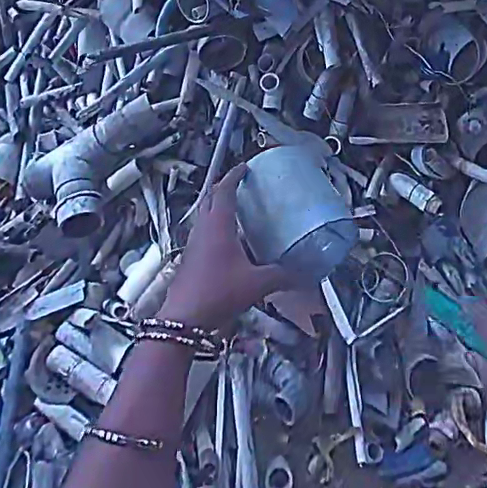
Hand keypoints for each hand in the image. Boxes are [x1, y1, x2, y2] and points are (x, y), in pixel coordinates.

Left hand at [157, 165, 293, 330]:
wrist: (184, 318)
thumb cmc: (218, 293)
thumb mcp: (256, 284)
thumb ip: (281, 276)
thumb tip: (302, 274)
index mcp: (218, 225)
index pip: (224, 190)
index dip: (235, 176)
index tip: (244, 168)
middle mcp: (203, 229)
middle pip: (211, 197)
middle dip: (224, 187)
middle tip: (240, 185)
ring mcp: (193, 242)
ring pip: (205, 214)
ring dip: (218, 206)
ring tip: (236, 209)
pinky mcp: (190, 257)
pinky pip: (203, 231)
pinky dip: (215, 225)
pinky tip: (228, 241)